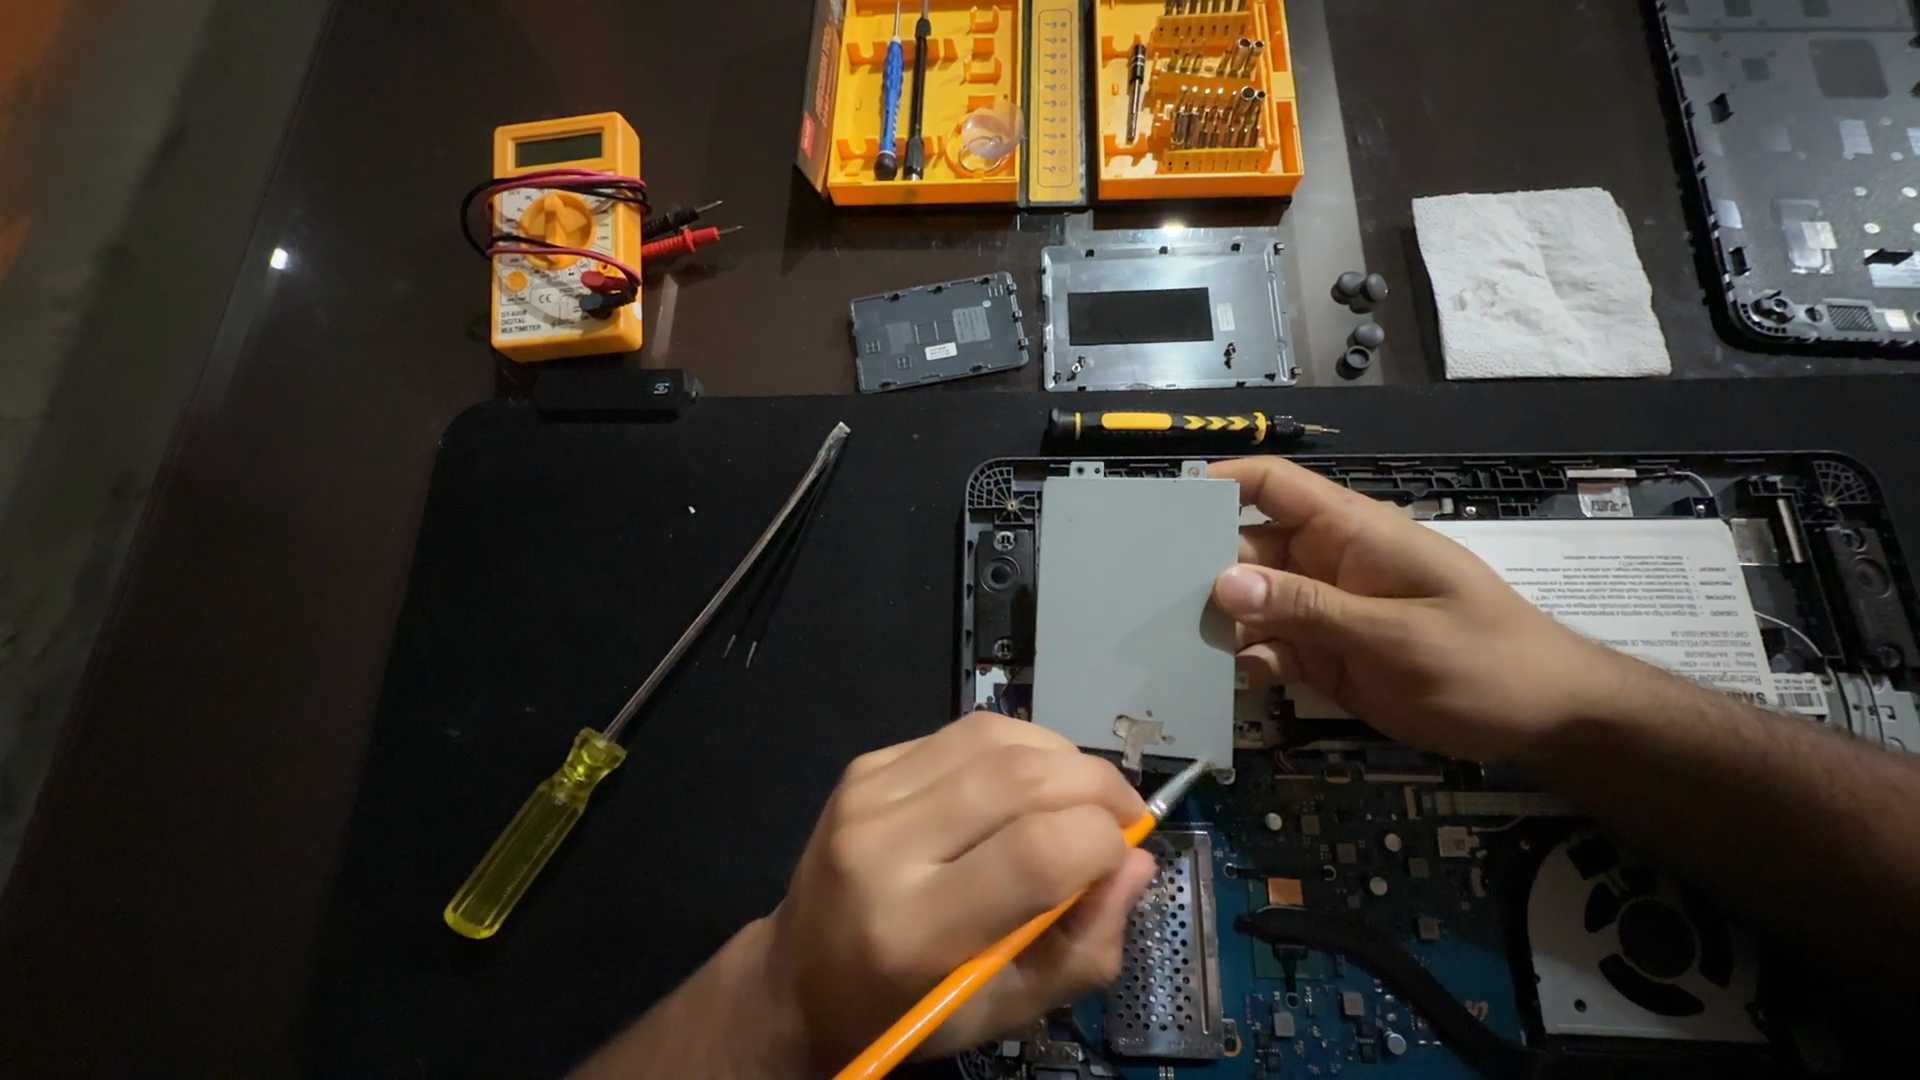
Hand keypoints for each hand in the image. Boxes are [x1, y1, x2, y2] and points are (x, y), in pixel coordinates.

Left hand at [767, 712, 1156, 1072]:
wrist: (798, 976)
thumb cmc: (905, 1010)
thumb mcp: (1004, 1013)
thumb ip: (1083, 947)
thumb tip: (1135, 862)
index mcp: (915, 931)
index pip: (1037, 853)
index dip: (1103, 842)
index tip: (1123, 855)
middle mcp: (883, 846)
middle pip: (1020, 778)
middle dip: (1096, 785)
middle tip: (1122, 813)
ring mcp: (868, 794)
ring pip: (995, 736)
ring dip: (1061, 755)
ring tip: (1080, 792)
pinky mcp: (865, 764)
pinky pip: (962, 732)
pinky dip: (1015, 745)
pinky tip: (1026, 779)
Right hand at [1208, 456, 1624, 761]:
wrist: (1543, 721)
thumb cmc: (1484, 659)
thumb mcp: (1396, 633)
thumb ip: (1308, 608)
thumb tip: (1222, 585)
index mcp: (1349, 531)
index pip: (1273, 485)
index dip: (1221, 483)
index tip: (1168, 508)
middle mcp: (1324, 562)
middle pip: (1245, 548)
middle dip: (1202, 569)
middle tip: (1154, 600)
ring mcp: (1320, 608)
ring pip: (1248, 602)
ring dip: (1218, 622)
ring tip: (1180, 646)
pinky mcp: (1320, 652)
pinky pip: (1267, 645)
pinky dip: (1246, 659)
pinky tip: (1234, 678)